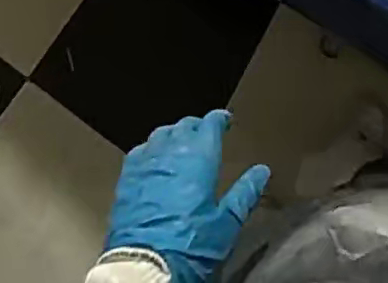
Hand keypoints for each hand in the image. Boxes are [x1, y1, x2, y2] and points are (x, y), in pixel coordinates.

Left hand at [105, 110, 268, 282]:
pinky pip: (139, 153)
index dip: (219, 120)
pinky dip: (149, 152)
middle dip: (197, 128)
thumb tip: (262, 170)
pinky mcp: (125, 181)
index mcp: (200, 155)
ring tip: (178, 148)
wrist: (143, 272)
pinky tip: (153, 164)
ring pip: (161, 135)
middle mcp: (172, 150)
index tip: (226, 123)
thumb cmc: (190, 245)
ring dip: (172, 137)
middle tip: (204, 138)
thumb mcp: (226, 224)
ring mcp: (146, 164)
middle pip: (185, 125)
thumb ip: (245, 193)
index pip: (211, 123)